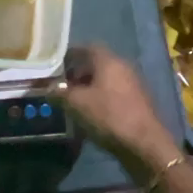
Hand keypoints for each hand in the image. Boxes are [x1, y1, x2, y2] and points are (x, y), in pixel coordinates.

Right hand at [59, 44, 179, 179]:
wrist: (145, 145)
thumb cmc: (109, 116)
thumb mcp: (76, 103)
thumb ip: (59, 92)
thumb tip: (46, 86)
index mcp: (108, 60)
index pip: (85, 48)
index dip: (68, 56)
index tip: (54, 67)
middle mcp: (122, 66)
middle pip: (95, 63)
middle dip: (77, 73)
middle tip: (61, 86)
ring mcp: (132, 84)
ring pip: (105, 79)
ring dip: (88, 87)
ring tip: (73, 101)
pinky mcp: (137, 102)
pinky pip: (113, 92)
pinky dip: (100, 98)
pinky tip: (90, 113)